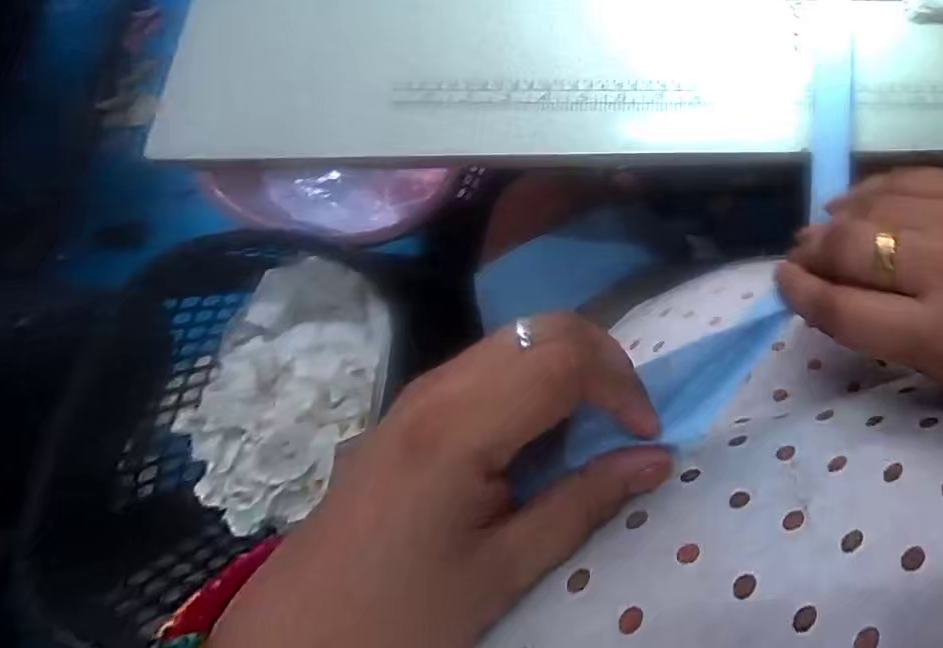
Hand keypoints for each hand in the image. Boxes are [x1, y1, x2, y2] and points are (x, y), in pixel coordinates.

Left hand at [213, 313, 670, 647]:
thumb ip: (585, 503)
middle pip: (550, 328)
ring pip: (525, 332)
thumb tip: (658, 460)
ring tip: (595, 418)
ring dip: (575, 360)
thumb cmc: (396, 620)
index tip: (646, 434)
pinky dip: (542, 371)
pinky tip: (544, 424)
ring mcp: (425, 386)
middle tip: (628, 416)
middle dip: (606, 359)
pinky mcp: (419, 399)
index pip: (566, 362)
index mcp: (459, 425)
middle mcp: (442, 385)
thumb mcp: (500, 572)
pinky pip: (499, 357)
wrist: (284, 647)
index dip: (621, 386)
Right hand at [778, 168, 942, 420]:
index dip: (801, 293)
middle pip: (852, 247)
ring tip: (821, 229)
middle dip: (812, 252)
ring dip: (836, 218)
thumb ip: (874, 329)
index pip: (844, 308)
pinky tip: (857, 203)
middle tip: (796, 256)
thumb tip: (814, 281)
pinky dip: (872, 191)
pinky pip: (906, 178)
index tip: (781, 281)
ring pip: (873, 204)